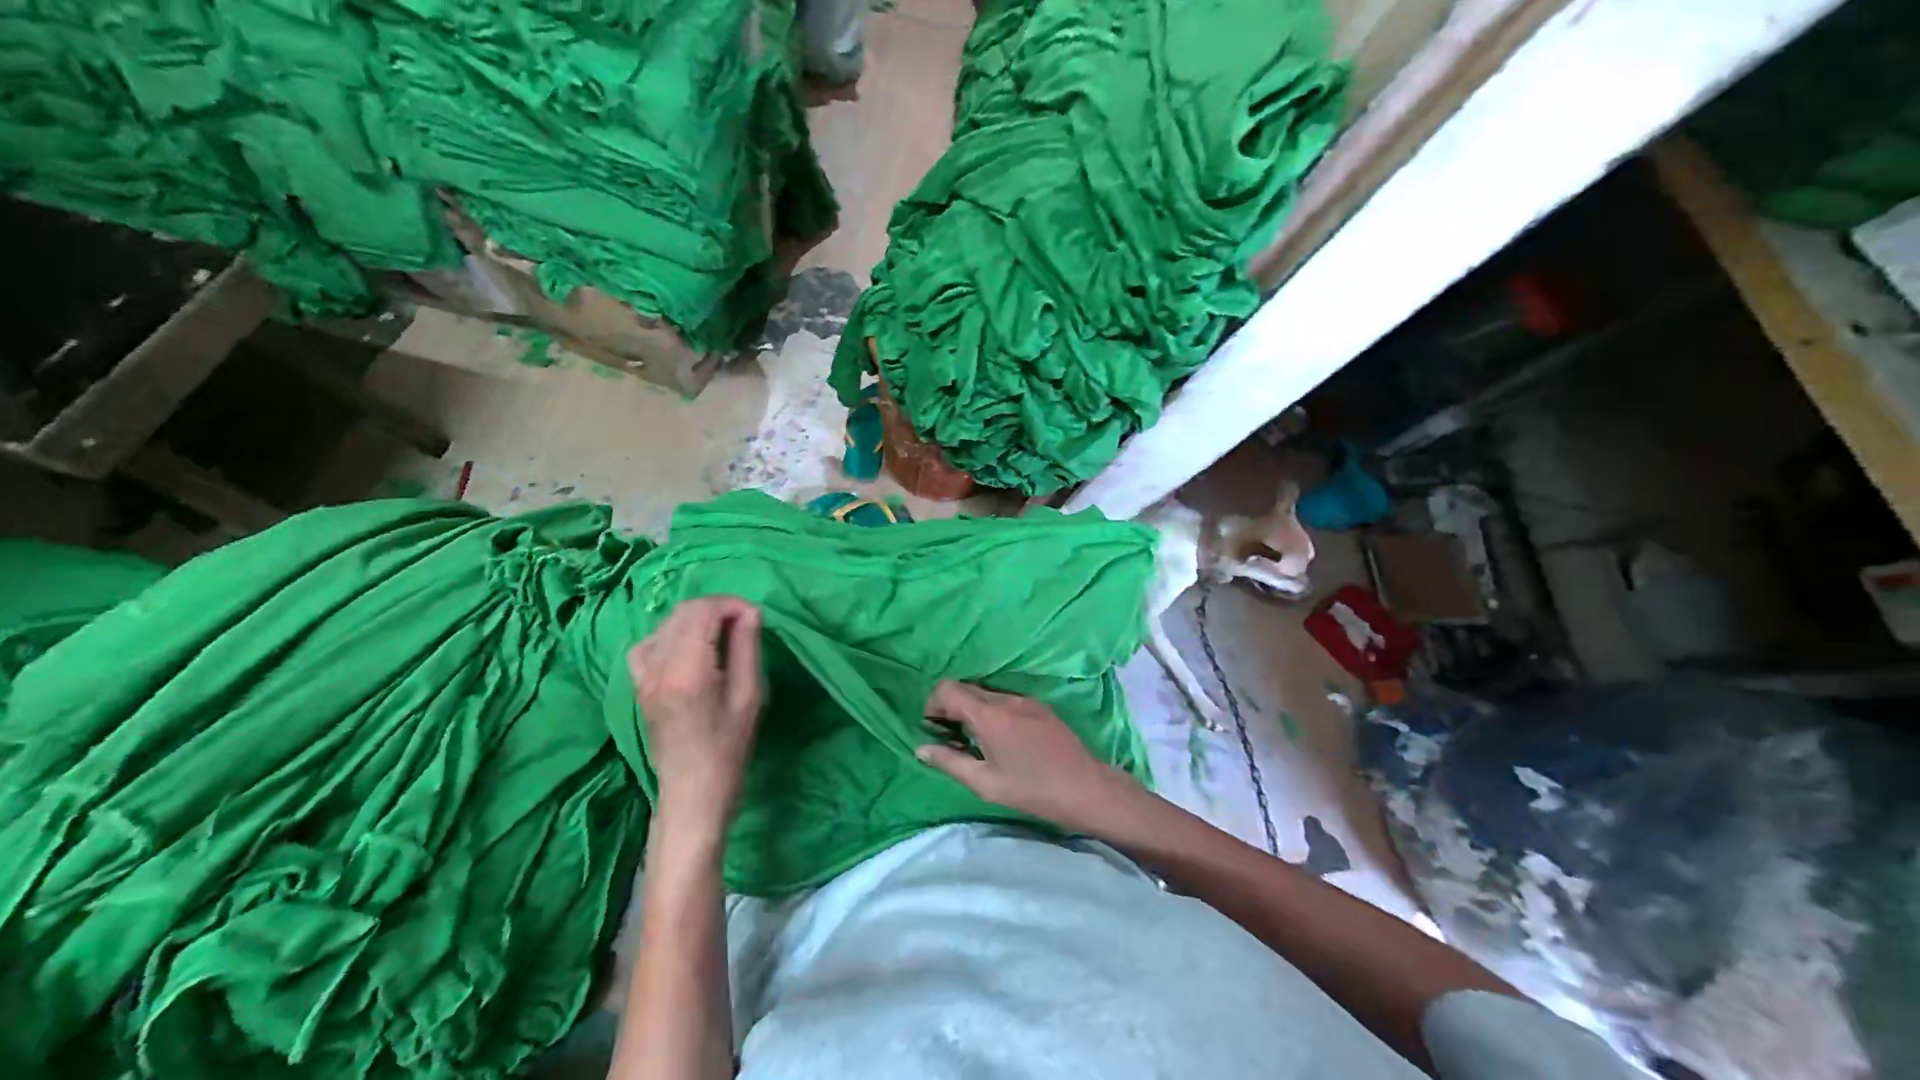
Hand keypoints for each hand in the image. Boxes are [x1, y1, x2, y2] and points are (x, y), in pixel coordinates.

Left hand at [628, 596, 763, 831]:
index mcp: (686, 670)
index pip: (702, 612)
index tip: (755, 616)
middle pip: (683, 612)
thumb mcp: (749, 697)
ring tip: (723, 634)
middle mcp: (657, 666)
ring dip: (696, 618)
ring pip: (666, 623)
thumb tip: (749, 613)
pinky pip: (649, 643)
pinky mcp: (638, 685)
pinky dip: (672, 634)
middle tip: (744, 622)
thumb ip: (747, 648)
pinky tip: (690, 647)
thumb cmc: (730, 749)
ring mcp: (643, 675)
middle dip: (716, 608)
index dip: (731, 604)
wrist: (692, 792)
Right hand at [915, 680, 1143, 834]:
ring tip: (974, 741)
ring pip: (986, 693)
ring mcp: (1026, 700)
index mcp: (989, 715)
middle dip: (950, 707)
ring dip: (972, 709)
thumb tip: (921, 748)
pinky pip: (1005, 699)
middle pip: (965, 688)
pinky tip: (1000, 739)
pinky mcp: (1040, 707)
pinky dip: (992, 711)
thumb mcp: (985, 783)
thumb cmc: (1032, 790)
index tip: (933, 729)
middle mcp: (1006, 698)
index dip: (932, 705)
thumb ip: (949, 762)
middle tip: (949, 738)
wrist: (1086, 788)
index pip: (948, 689)